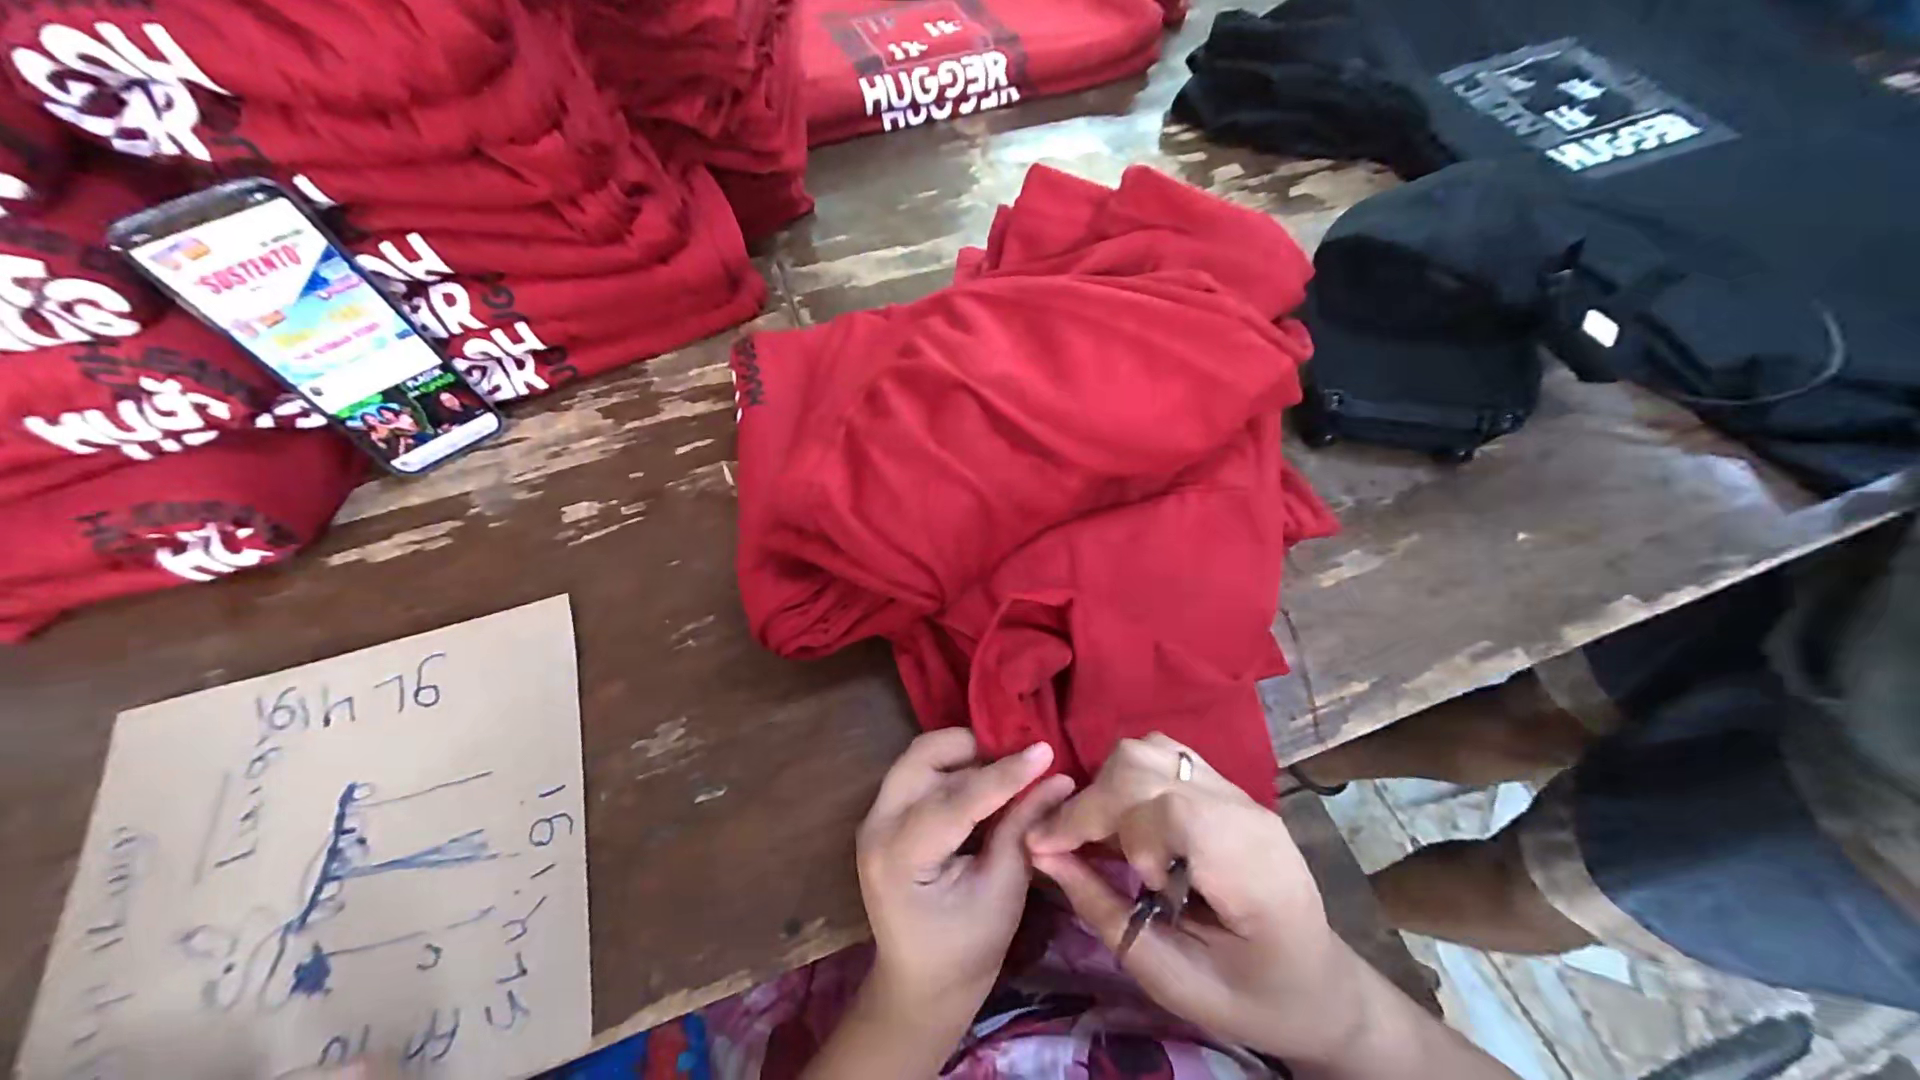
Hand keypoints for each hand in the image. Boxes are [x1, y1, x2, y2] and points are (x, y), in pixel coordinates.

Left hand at [856, 729, 1074, 1021]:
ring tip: (1007, 767)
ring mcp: (876, 816)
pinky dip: (953, 766)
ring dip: (964, 754)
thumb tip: (1060, 778)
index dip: (1005, 772)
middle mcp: (877, 825)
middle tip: (1021, 756)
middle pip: (924, 757)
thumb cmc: (965, 950)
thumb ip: (1023, 827)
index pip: (957, 799)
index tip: (1046, 750)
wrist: (920, 982)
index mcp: (901, 856)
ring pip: (920, 757)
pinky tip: (985, 778)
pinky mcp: (885, 814)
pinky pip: (919, 772)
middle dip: (975, 747)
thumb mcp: (1002, 891)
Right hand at [1025, 735, 1362, 1062]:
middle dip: (1093, 801)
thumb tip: (1043, 854)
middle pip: (1148, 764)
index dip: (1108, 821)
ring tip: (1098, 832)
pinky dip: (1127, 776)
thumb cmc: (1251, 999)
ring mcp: (1238, 792)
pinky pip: (1162, 754)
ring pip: (1150, 748)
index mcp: (1252, 872)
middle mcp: (1246, 814)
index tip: (1061, 854)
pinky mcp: (1225, 786)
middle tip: (1067, 847)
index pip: (1172, 809)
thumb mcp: (1173, 980)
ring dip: (1107, 783)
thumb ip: (1106, 913)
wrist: (1318, 986)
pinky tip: (1124, 817)